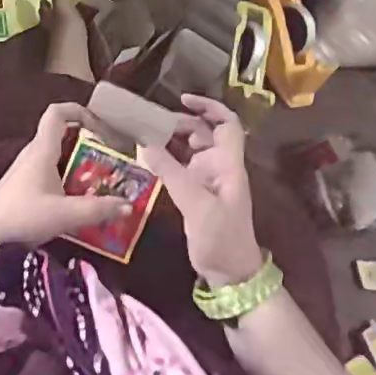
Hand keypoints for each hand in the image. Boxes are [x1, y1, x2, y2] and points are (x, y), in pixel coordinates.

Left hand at [0, 103, 133, 245]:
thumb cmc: (23, 214)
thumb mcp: (64, 214)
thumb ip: (97, 210)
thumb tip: (127, 206)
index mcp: (43, 149)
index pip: (58, 112)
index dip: (80, 111)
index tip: (100, 127)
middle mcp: (36, 151)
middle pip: (64, 132)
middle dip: (89, 140)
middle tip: (110, 157)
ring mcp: (30, 166)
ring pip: (59, 152)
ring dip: (81, 160)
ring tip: (102, 178)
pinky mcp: (27, 181)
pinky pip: (53, 168)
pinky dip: (70, 175)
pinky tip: (82, 196)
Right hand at [138, 95, 263, 287]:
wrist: (230, 274)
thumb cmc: (221, 238)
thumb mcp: (196, 204)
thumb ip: (171, 173)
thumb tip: (145, 144)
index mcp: (228, 164)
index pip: (226, 123)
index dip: (209, 107)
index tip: (183, 100)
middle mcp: (219, 166)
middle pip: (203, 132)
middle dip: (180, 123)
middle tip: (151, 124)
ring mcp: (207, 180)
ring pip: (190, 149)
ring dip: (171, 140)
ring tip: (145, 135)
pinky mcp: (196, 194)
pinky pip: (181, 167)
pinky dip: (166, 159)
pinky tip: (148, 157)